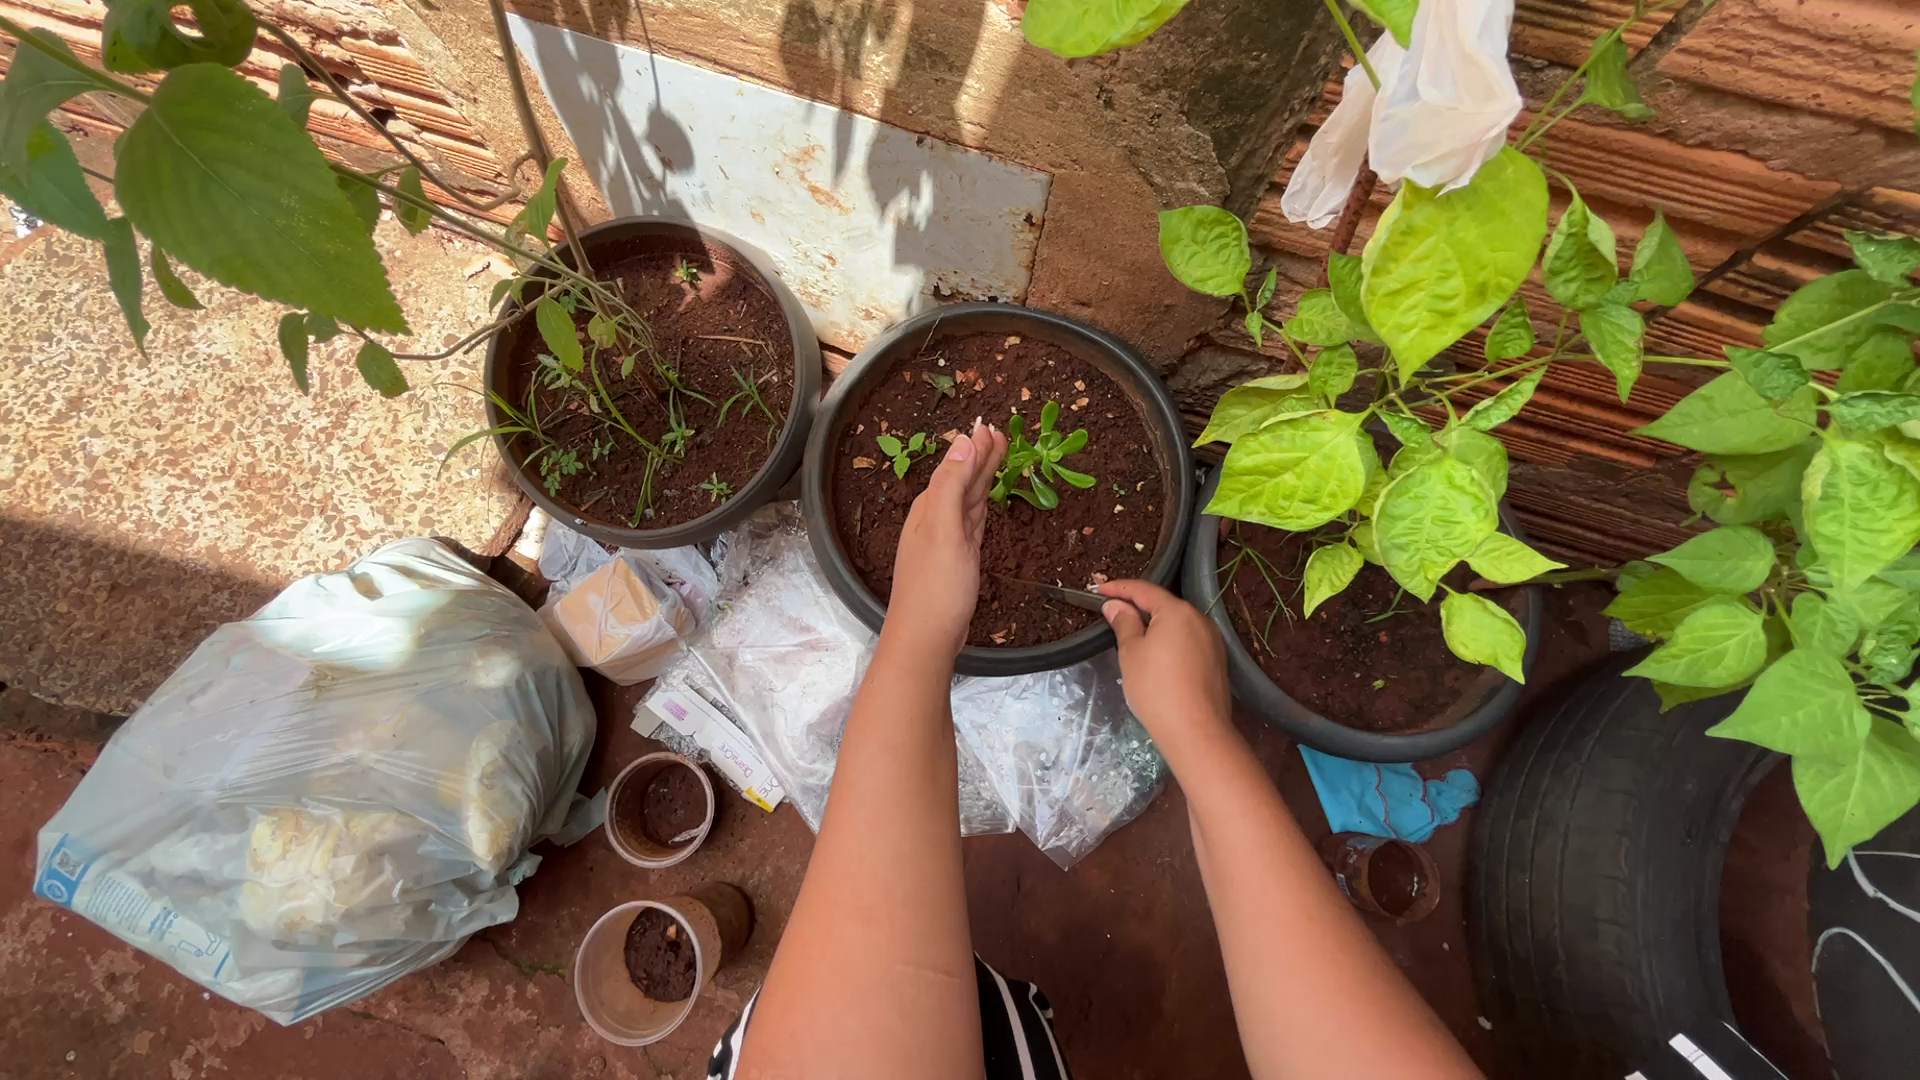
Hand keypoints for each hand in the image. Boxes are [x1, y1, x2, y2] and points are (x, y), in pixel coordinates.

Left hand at [886, 419, 1008, 658]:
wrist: (926, 637)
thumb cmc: (936, 586)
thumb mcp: (943, 528)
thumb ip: (951, 485)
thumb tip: (962, 443)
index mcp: (930, 508)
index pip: (955, 468)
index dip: (974, 448)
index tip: (993, 427)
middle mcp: (935, 520)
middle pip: (961, 481)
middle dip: (980, 458)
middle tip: (1001, 436)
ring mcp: (947, 540)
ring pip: (968, 500)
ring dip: (982, 478)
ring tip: (997, 456)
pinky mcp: (958, 559)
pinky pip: (971, 522)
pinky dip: (980, 506)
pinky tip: (983, 500)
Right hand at [1099, 580, 1232, 751]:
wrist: (1196, 731)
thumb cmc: (1156, 688)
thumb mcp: (1131, 652)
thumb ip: (1124, 623)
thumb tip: (1116, 605)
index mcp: (1178, 611)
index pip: (1144, 590)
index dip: (1119, 588)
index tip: (1099, 589)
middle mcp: (1200, 619)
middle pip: (1164, 606)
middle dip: (1138, 607)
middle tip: (1113, 613)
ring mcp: (1213, 641)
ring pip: (1177, 624)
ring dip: (1155, 625)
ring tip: (1132, 635)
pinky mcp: (1217, 661)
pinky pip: (1188, 641)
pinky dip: (1170, 641)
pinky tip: (1157, 655)